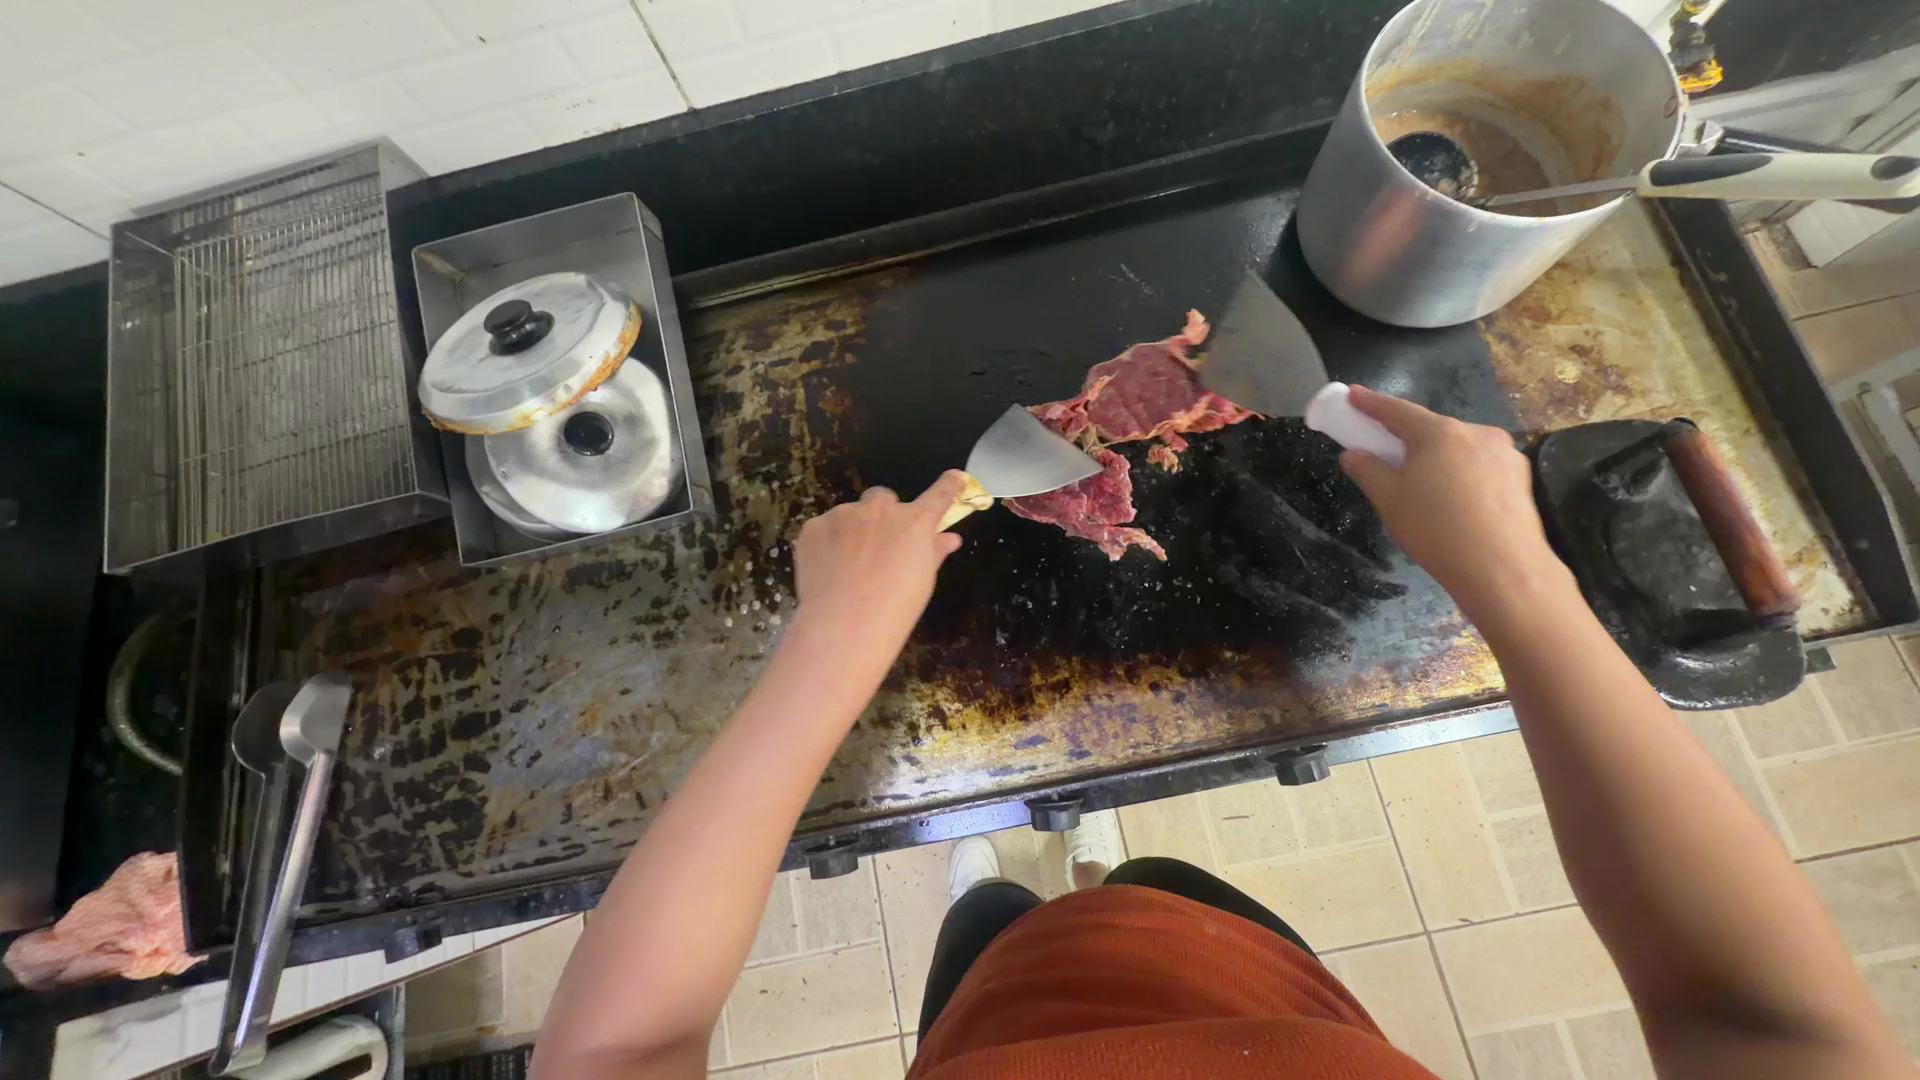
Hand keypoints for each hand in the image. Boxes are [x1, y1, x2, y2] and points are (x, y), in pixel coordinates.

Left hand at [789, 471, 966, 654]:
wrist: (844, 626)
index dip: (949, 486)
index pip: (938, 495)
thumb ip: (934, 552)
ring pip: (851, 515)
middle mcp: (880, 510)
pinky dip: (828, 543)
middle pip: (884, 499)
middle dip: (884, 515)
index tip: (954, 478)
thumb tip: (949, 538)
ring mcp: (843, 514)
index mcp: (914, 522)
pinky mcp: (813, 526)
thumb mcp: (923, 581)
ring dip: (853, 531)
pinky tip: (829, 570)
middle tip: (880, 546)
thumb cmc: (895, 609)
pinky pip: (825, 528)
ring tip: (849, 568)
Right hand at [1338, 386, 1573, 621]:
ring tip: (1424, 492)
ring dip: (1437, 460)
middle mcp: (1475, 433)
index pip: (1396, 411)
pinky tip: (1455, 504)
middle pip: (1431, 430)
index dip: (1370, 403)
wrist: (1502, 567)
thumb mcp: (1388, 500)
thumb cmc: (1435, 528)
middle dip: (1408, 440)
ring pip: (1458, 450)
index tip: (1352, 394)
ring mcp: (1504, 454)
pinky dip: (1461, 476)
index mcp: (1438, 433)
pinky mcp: (1520, 477)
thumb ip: (1367, 470)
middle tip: (1387, 457)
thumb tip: (1353, 454)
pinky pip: (1479, 468)